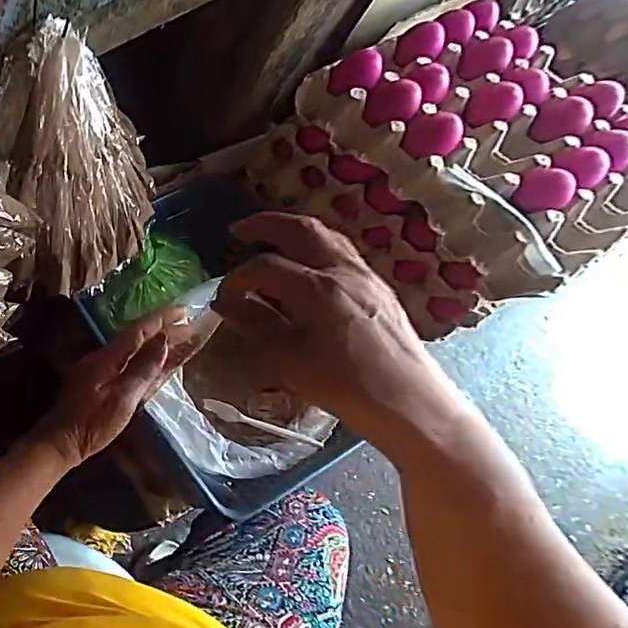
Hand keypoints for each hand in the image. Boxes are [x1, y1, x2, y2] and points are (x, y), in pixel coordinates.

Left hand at [27, 307, 188, 468]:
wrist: (60, 442)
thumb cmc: (92, 424)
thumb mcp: (123, 399)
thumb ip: (143, 371)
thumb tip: (163, 343)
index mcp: (105, 359)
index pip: (137, 332)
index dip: (161, 319)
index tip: (183, 310)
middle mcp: (99, 358)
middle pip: (134, 339)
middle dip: (161, 330)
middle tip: (188, 323)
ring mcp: (95, 369)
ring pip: (129, 350)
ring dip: (152, 343)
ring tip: (177, 337)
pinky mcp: (95, 381)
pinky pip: (123, 363)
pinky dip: (141, 359)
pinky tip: (152, 361)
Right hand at [212, 213, 470, 450]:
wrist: (406, 402)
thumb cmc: (341, 384)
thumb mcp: (286, 357)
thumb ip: (254, 322)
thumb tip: (225, 302)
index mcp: (316, 288)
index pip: (264, 266)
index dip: (237, 278)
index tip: (221, 296)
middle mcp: (343, 272)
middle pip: (302, 230)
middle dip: (266, 225)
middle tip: (239, 229)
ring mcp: (366, 277)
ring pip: (327, 237)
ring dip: (294, 231)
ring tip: (271, 239)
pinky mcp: (378, 288)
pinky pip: (342, 252)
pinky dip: (315, 246)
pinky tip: (305, 265)